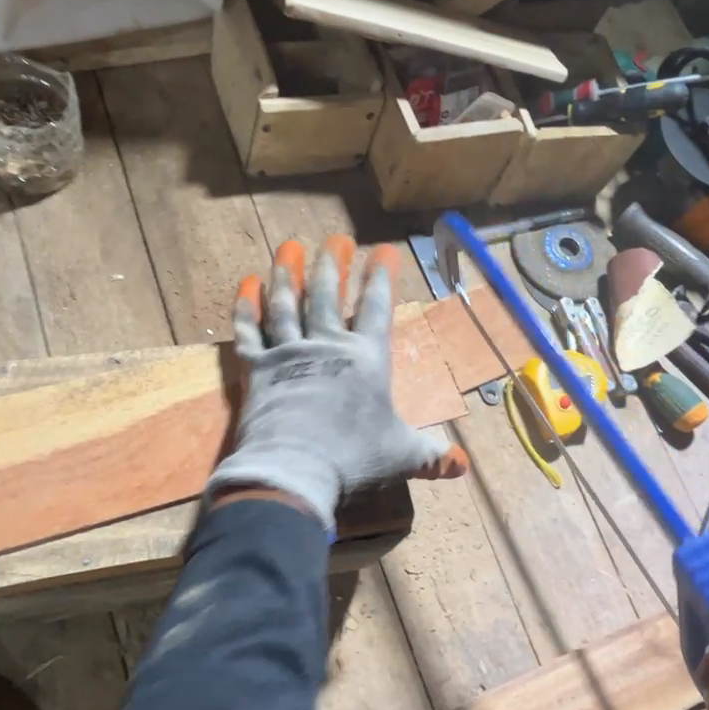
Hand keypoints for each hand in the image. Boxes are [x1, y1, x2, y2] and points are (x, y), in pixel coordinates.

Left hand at [206, 236, 468, 528]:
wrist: (296, 469)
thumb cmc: (354, 458)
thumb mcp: (401, 456)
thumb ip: (431, 456)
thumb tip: (462, 466)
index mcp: (366, 359)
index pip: (377, 308)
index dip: (382, 278)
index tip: (384, 250)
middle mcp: (327, 346)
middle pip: (326, 296)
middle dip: (332, 265)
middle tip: (335, 240)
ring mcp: (288, 354)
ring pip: (286, 305)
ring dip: (287, 275)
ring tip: (289, 249)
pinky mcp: (256, 370)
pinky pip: (249, 332)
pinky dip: (246, 308)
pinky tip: (246, 285)